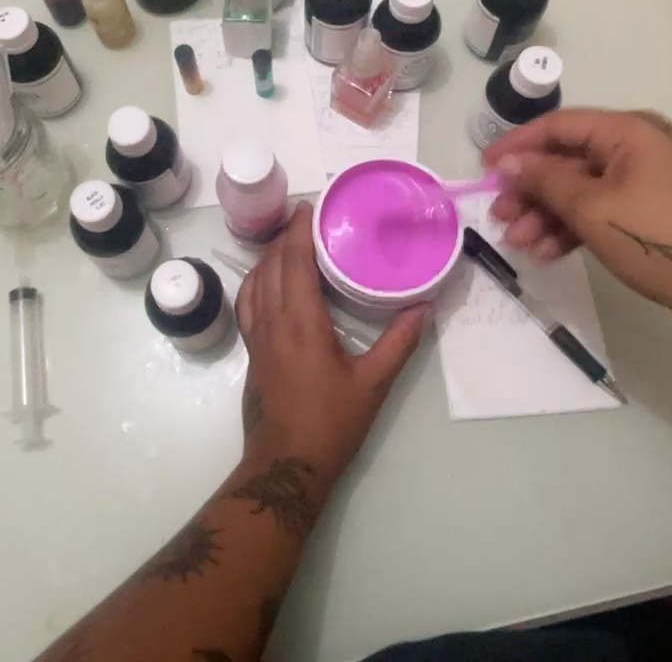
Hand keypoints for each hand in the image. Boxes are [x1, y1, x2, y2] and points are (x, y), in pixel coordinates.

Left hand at [236, 206, 427, 476]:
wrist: (286, 465)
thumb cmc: (331, 423)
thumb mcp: (373, 383)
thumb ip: (399, 342)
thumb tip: (424, 307)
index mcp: (301, 322)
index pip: (293, 262)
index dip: (298, 231)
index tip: (309, 207)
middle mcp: (272, 322)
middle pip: (270, 265)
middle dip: (285, 237)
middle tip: (308, 220)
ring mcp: (256, 337)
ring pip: (254, 282)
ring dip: (269, 256)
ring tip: (290, 243)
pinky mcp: (251, 351)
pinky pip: (248, 303)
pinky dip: (257, 281)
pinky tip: (270, 282)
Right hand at [482, 109, 671, 319]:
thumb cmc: (660, 239)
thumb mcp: (592, 210)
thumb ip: (545, 181)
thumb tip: (507, 162)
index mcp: (630, 131)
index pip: (559, 125)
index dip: (517, 145)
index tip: (483, 169)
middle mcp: (641, 145)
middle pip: (570, 159)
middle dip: (531, 190)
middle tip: (500, 217)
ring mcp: (651, 178)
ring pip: (585, 187)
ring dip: (548, 214)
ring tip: (521, 244)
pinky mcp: (657, 207)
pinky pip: (605, 206)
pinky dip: (576, 225)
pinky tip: (551, 252)